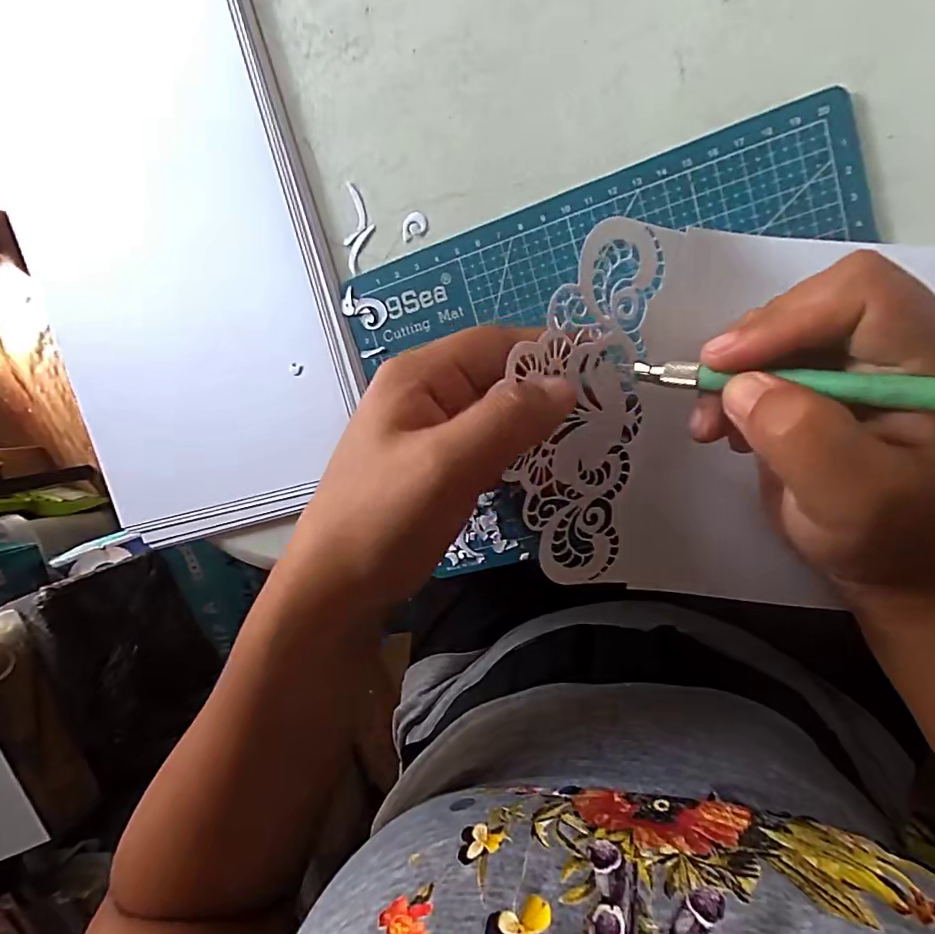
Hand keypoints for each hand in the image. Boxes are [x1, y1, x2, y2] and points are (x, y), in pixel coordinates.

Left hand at [283, 326, 573, 608]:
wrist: (333, 590)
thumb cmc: (383, 520)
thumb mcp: (447, 464)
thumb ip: (506, 419)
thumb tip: (564, 384)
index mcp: (418, 376)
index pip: (494, 343)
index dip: (547, 351)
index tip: (600, 373)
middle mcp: (422, 395)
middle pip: (495, 378)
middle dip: (545, 394)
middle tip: (601, 418)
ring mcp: (427, 434)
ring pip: (493, 416)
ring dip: (533, 428)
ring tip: (583, 446)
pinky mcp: (434, 469)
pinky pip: (484, 448)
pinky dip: (515, 456)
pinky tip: (542, 474)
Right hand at [690, 250, 934, 594]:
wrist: (875, 561)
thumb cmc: (878, 536)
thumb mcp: (850, 499)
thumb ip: (804, 437)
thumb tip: (743, 385)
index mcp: (933, 363)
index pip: (864, 294)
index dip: (790, 316)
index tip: (727, 363)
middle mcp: (899, 346)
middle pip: (814, 301)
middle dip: (753, 345)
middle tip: (709, 391)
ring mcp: (857, 358)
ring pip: (779, 326)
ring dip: (733, 370)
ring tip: (710, 425)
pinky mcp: (820, 373)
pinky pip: (764, 354)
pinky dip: (730, 384)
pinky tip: (721, 425)